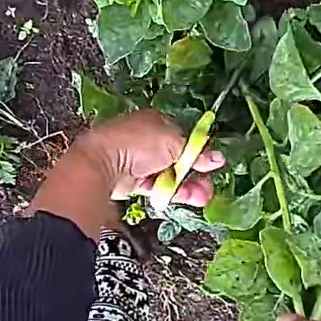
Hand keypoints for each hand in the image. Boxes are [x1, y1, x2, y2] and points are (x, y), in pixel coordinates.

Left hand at [78, 109, 225, 203]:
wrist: (102, 163)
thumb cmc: (137, 144)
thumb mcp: (174, 144)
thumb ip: (197, 153)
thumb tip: (218, 158)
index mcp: (157, 122)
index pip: (184, 138)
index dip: (199, 153)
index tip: (211, 166)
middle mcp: (148, 140)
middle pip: (178, 159)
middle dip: (195, 174)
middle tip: (207, 187)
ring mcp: (139, 161)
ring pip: (168, 175)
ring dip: (186, 187)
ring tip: (201, 198)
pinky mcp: (132, 180)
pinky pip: (155, 186)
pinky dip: (168, 192)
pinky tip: (180, 198)